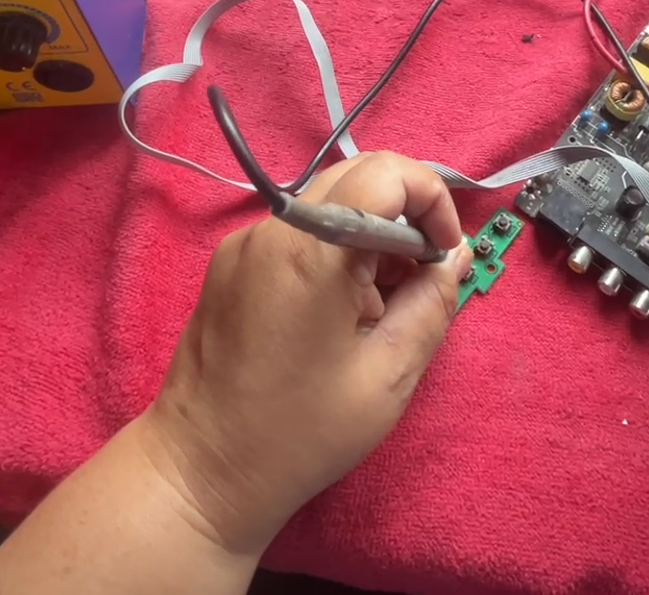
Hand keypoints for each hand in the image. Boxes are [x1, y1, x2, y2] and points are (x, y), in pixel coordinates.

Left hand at [139, 152, 471, 556]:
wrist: (197, 473)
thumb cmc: (298, 433)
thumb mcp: (386, 376)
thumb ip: (432, 304)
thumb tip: (451, 256)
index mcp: (312, 250)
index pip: (386, 173)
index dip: (431, 198)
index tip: (443, 252)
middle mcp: (274, 228)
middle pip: (359, 176)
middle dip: (405, 214)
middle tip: (421, 275)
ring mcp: (246, 240)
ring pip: (331, 200)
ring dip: (372, 233)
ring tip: (380, 305)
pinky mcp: (231, 260)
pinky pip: (301, 229)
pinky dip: (336, 249)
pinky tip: (339, 310)